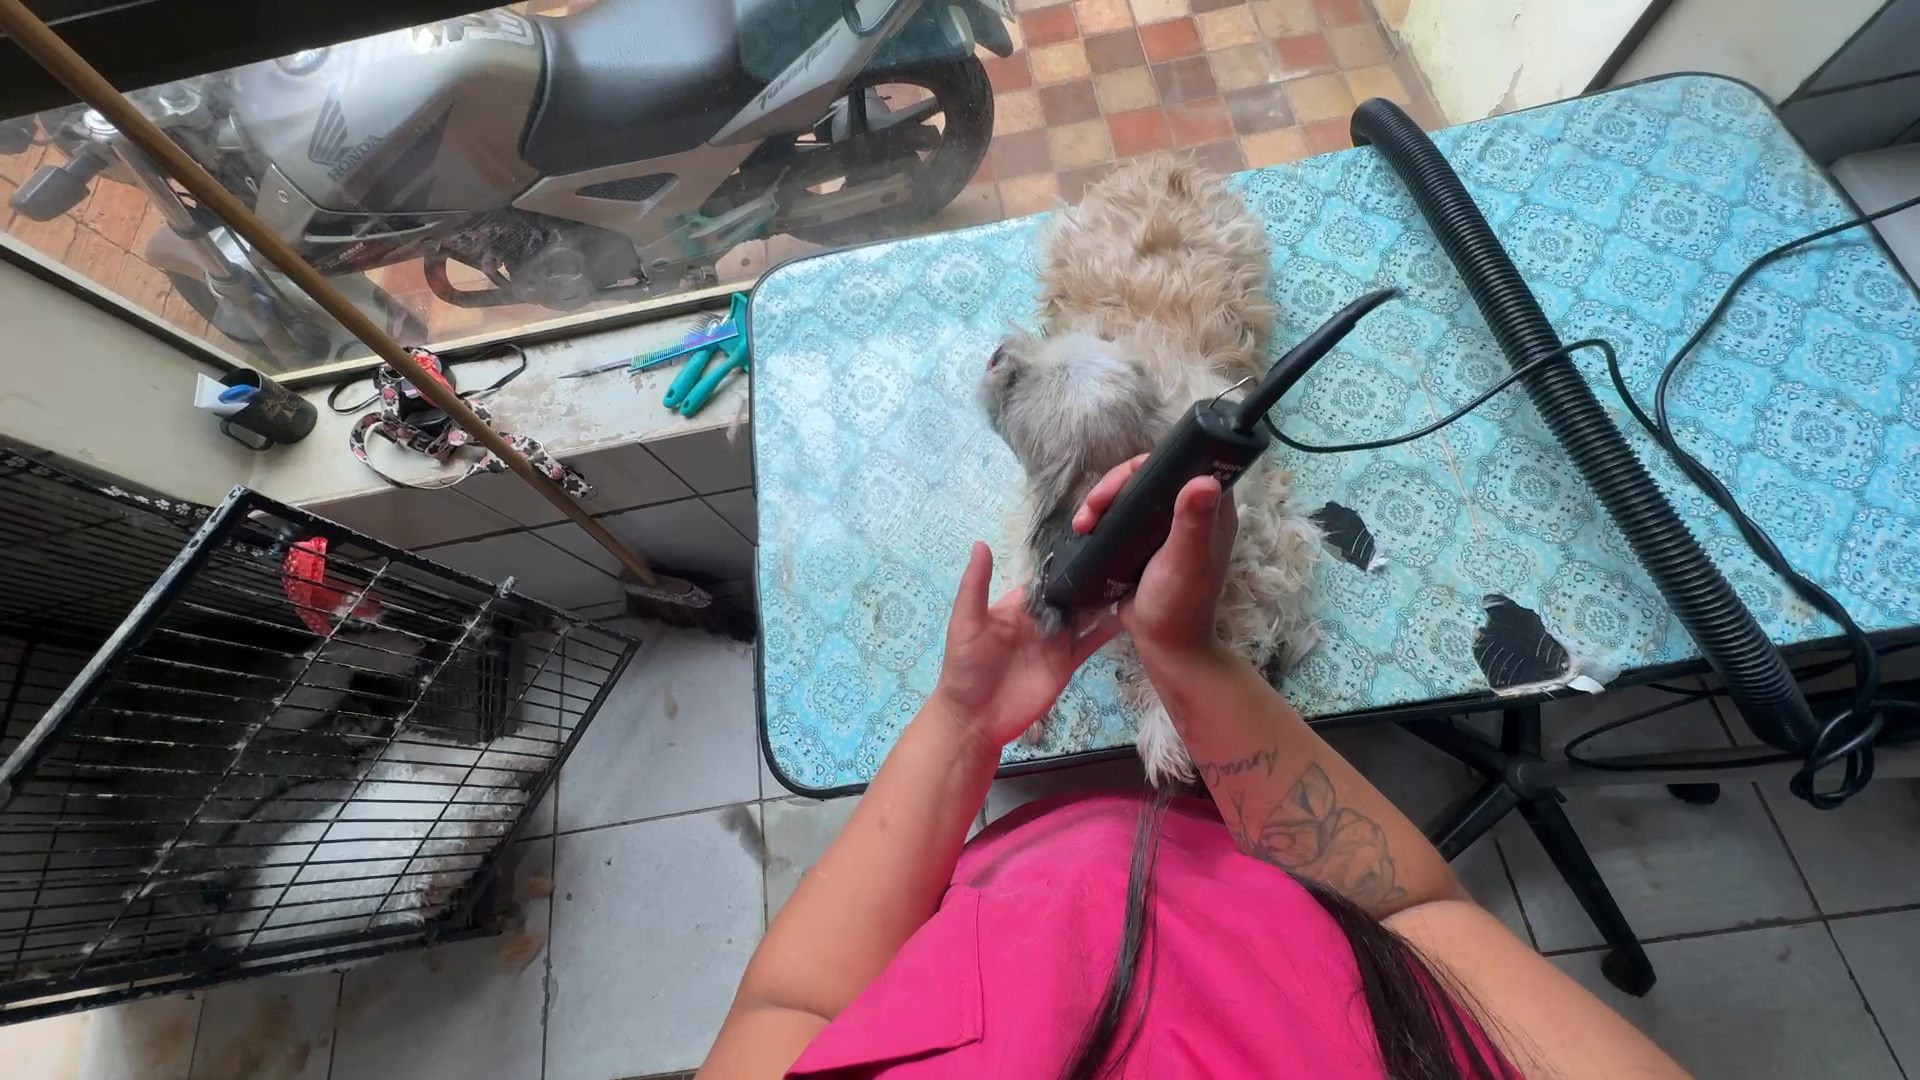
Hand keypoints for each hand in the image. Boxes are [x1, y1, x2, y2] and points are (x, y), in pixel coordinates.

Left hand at [931, 542, 1117, 751]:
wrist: (975, 720)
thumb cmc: (964, 668)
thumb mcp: (966, 622)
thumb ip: (975, 584)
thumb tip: (980, 543)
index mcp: (1017, 606)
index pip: (1046, 580)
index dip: (1065, 563)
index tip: (1092, 540)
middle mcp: (1040, 620)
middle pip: (1071, 595)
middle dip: (1092, 579)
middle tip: (1124, 556)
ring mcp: (1055, 642)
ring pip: (1085, 616)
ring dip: (1104, 600)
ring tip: (1132, 579)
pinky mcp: (1067, 664)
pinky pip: (1091, 643)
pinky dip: (1108, 630)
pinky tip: (1130, 614)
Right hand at [1072, 455, 1236, 660]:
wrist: (1162, 644)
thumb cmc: (1179, 603)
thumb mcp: (1186, 560)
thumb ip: (1194, 521)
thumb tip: (1206, 480)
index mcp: (1211, 510)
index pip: (1184, 464)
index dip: (1154, 462)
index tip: (1126, 475)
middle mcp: (1190, 512)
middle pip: (1148, 477)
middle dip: (1115, 484)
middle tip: (1093, 505)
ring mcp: (1164, 527)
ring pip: (1130, 494)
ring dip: (1102, 501)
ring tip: (1082, 522)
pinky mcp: (1142, 541)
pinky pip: (1119, 515)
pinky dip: (1101, 516)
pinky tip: (1084, 528)